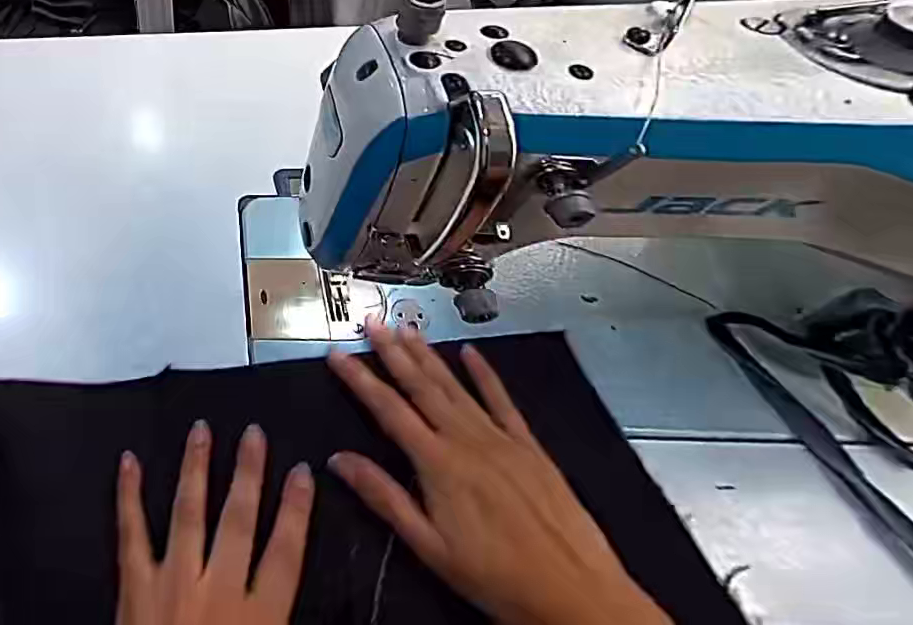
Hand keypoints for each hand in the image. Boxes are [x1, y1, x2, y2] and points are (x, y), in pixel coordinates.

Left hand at [116, 421, 315, 624]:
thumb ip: (280, 618)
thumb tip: (304, 594)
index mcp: (256, 621)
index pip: (284, 553)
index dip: (296, 510)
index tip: (303, 470)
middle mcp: (216, 594)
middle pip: (238, 520)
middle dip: (248, 473)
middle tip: (253, 433)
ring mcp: (171, 587)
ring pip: (188, 513)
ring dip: (195, 468)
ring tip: (200, 429)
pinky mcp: (134, 591)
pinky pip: (131, 536)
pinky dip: (127, 497)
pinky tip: (127, 461)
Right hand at [327, 321, 670, 624]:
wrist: (572, 589)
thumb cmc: (497, 576)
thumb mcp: (430, 546)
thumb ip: (384, 497)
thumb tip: (340, 462)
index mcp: (437, 462)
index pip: (388, 409)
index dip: (360, 380)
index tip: (340, 356)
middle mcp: (465, 437)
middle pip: (420, 385)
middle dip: (392, 352)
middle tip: (373, 323)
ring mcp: (497, 435)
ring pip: (453, 384)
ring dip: (427, 354)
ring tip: (407, 328)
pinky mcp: (526, 442)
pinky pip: (500, 398)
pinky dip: (484, 373)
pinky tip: (471, 352)